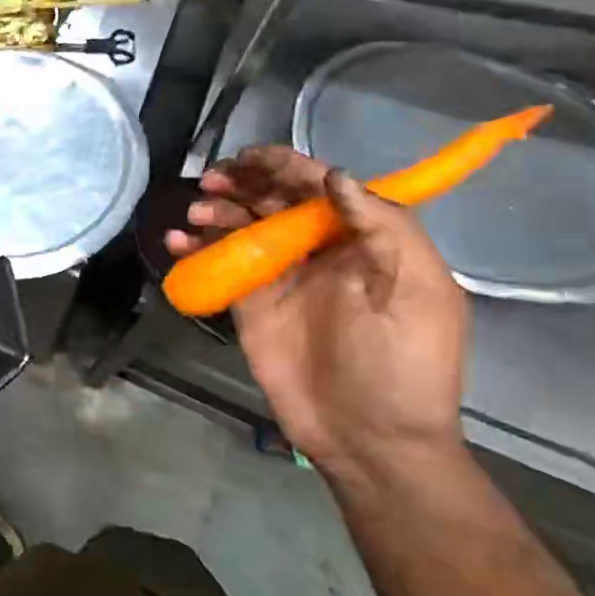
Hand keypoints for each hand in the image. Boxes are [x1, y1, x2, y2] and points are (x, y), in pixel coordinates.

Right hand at [166, 147, 469, 475]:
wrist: (368, 437)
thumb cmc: (403, 365)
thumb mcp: (416, 294)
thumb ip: (382, 229)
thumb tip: (333, 175)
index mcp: (363, 241)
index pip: (320, 187)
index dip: (286, 165)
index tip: (248, 158)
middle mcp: (318, 251)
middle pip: (273, 200)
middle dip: (243, 182)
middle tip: (213, 183)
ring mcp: (279, 276)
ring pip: (241, 226)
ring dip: (216, 211)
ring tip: (195, 216)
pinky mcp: (248, 302)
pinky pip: (218, 263)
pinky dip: (194, 248)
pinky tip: (177, 243)